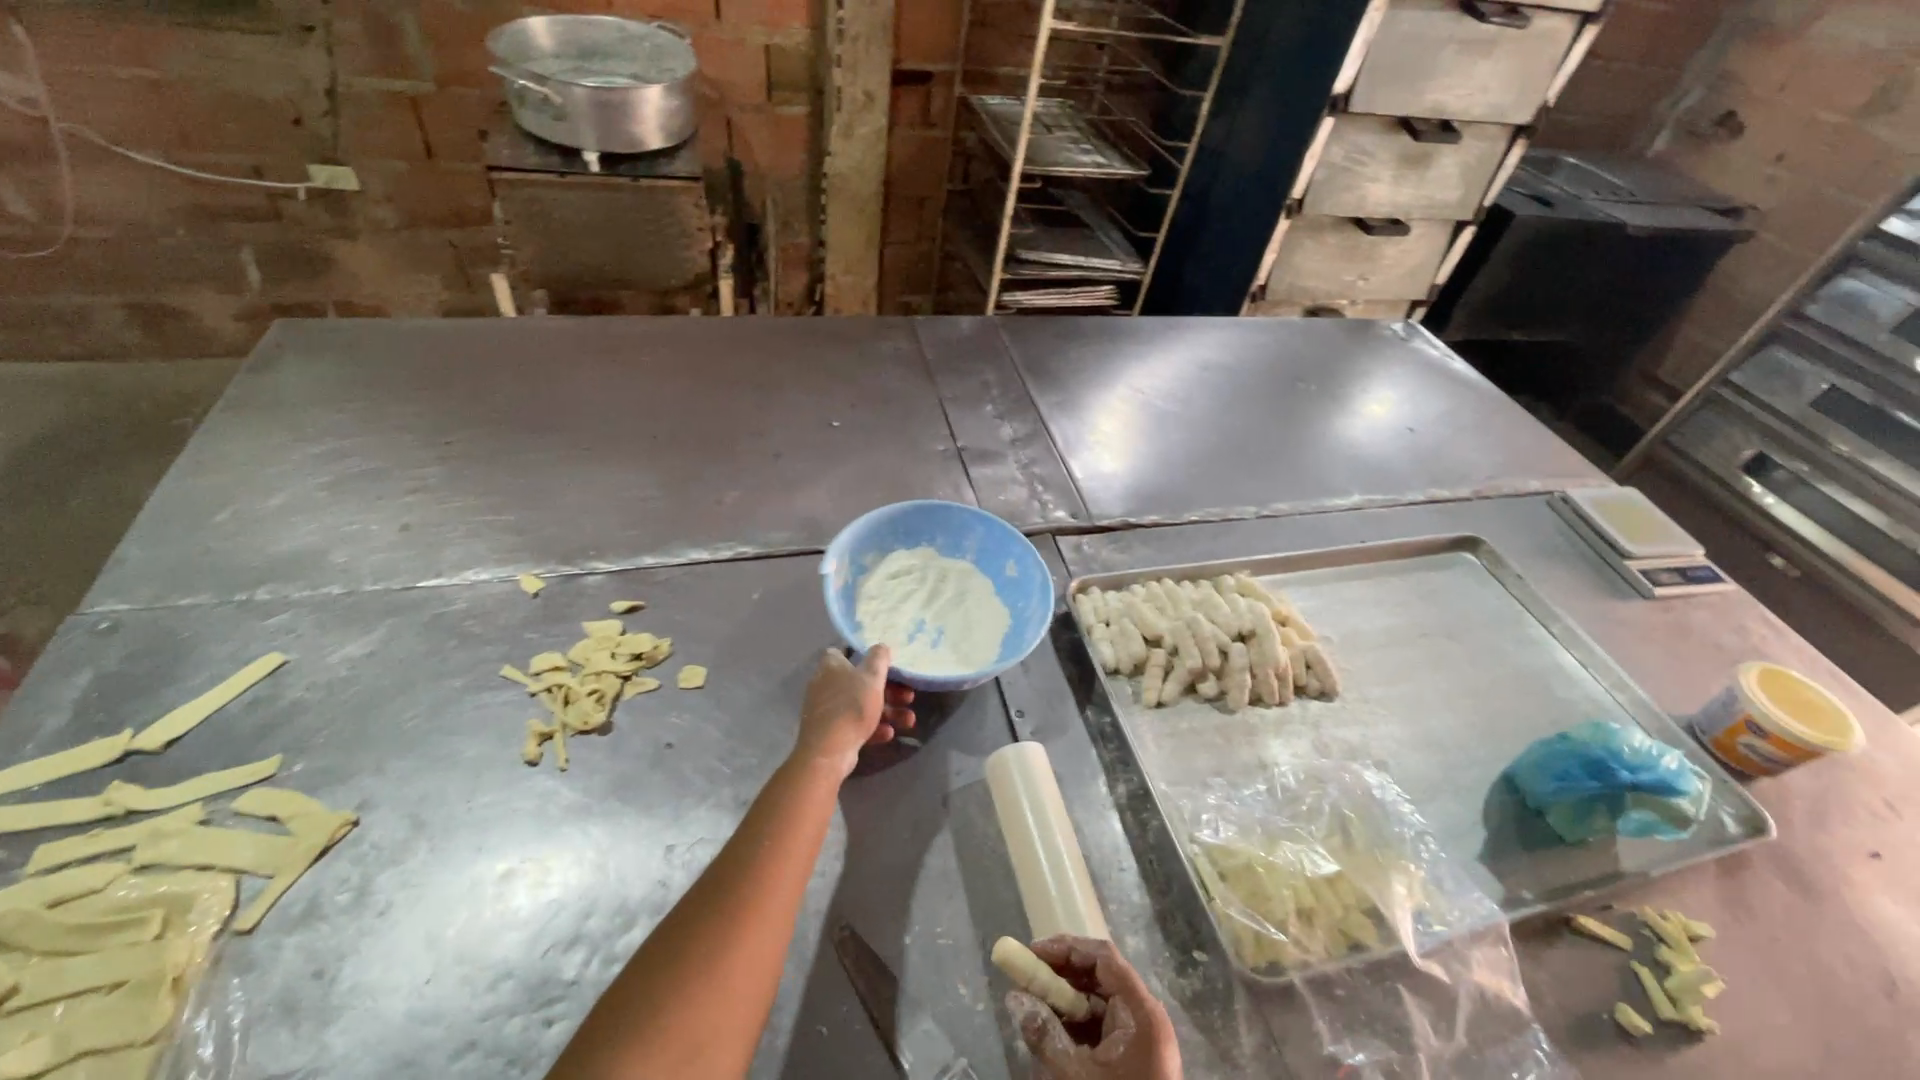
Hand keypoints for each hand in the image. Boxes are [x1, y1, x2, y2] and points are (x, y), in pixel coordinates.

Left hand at [793, 646, 915, 776]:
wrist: (828, 751)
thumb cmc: (851, 706)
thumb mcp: (871, 677)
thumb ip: (879, 658)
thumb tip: (881, 646)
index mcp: (831, 666)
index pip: (843, 652)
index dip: (863, 655)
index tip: (884, 662)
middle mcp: (826, 685)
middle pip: (860, 682)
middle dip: (888, 689)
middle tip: (908, 696)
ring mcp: (828, 710)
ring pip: (861, 705)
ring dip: (887, 711)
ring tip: (909, 720)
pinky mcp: (832, 731)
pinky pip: (856, 724)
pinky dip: (873, 727)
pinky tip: (889, 734)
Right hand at [1006, 936, 1181, 1079]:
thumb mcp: (1074, 1074)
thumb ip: (1044, 1033)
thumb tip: (1014, 998)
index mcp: (1140, 1010)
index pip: (1104, 957)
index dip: (1067, 948)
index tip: (1033, 952)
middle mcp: (1144, 1014)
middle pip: (1102, 975)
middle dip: (1062, 972)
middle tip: (1027, 974)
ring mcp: (1140, 1034)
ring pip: (1100, 999)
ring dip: (1066, 996)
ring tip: (1033, 998)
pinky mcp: (1133, 1052)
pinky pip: (1102, 1022)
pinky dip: (1076, 1020)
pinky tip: (1051, 1025)